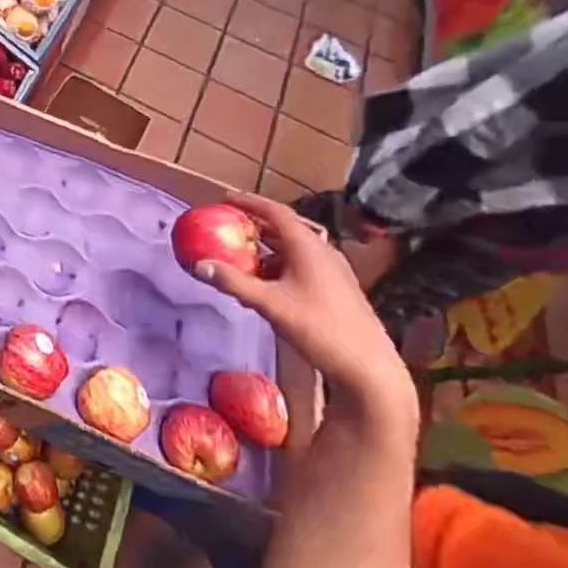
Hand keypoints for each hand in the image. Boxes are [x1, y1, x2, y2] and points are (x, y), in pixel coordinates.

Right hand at [196, 193, 415, 432]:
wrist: (368, 368)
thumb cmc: (320, 329)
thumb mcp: (270, 305)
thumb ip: (233, 283)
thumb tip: (199, 265)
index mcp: (309, 248)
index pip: (276, 212)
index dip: (249, 202)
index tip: (225, 199)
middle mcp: (323, 253)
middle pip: (285, 229)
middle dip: (255, 226)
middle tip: (228, 226)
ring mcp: (333, 271)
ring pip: (293, 250)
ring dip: (265, 249)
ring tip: (241, 258)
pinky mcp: (336, 289)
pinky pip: (301, 266)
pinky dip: (278, 266)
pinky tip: (266, 286)